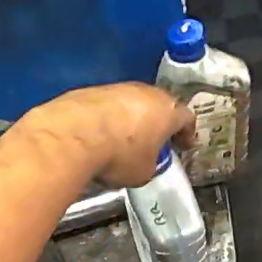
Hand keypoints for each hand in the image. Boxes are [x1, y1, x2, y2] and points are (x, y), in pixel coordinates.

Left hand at [14, 83, 192, 187]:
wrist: (73, 135)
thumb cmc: (119, 156)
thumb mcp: (144, 172)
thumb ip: (151, 163)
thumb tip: (143, 163)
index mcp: (168, 111)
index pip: (187, 118)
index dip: (187, 133)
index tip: (185, 145)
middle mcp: (146, 93)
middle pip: (159, 105)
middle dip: (159, 123)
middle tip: (156, 141)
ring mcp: (117, 88)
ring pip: (132, 103)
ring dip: (132, 119)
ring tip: (125, 139)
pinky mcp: (91, 91)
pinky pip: (107, 106)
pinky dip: (108, 118)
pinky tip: (100, 135)